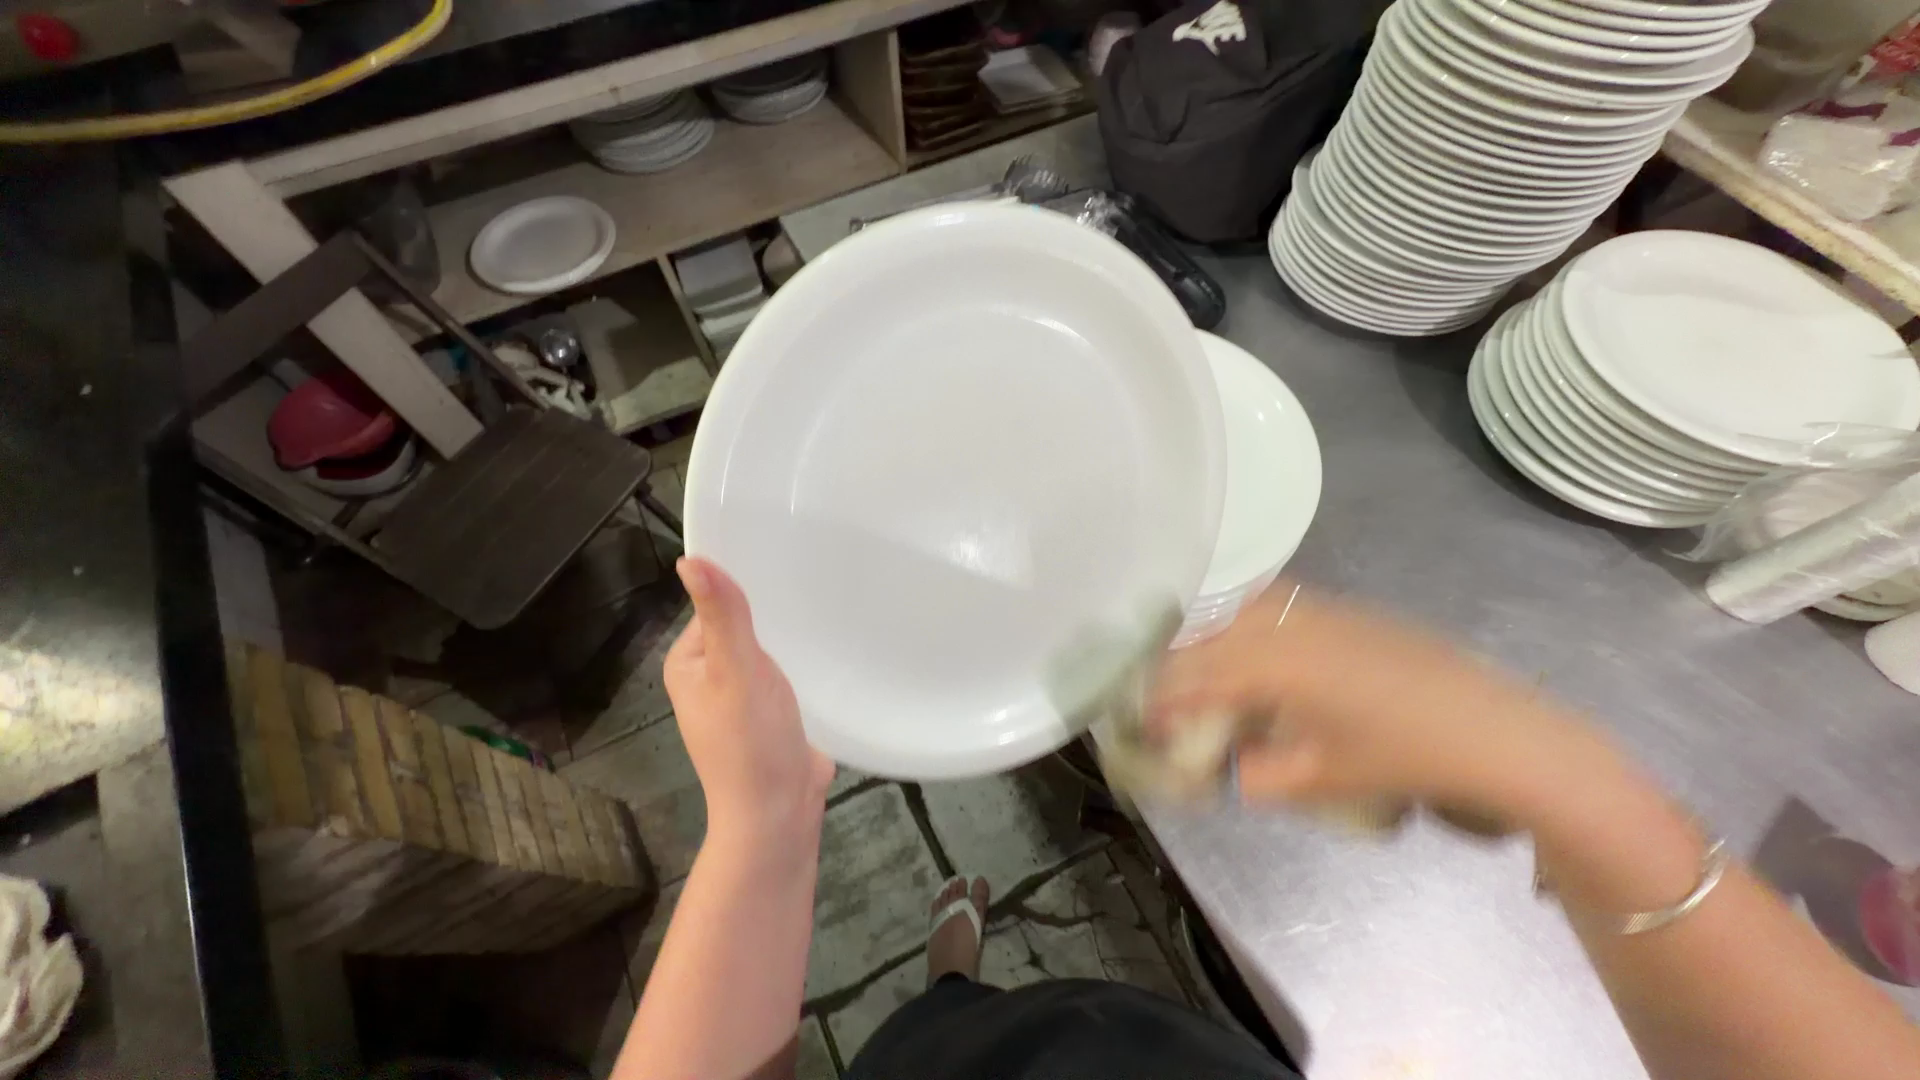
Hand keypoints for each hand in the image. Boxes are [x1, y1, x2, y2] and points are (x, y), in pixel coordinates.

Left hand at [665, 557, 834, 840]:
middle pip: (744, 625)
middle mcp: (712, 677)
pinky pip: (789, 672)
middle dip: (774, 609)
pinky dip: (805, 659)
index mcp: (689, 664)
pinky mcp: (775, 712)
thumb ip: (722, 616)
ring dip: (793, 633)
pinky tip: (831, 644)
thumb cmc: (749, 740)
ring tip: (831, 600)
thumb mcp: (735, 670)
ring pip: (770, 648)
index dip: (744, 583)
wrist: (779, 811)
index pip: (715, 605)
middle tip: (817, 577)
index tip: (784, 558)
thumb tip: (691, 560)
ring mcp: (744, 697)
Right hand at [1147, 582, 1604, 824]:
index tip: (1139, 723)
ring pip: (1236, 608)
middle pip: (1204, 633)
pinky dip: (1242, 622)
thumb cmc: (1403, 760)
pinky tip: (1249, 648)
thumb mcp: (1319, 779)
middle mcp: (1285, 624)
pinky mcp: (1345, 609)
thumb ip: (1255, 774)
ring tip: (1195, 666)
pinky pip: (1272, 604)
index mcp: (1270, 665)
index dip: (1158, 701)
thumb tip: (1226, 767)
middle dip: (1172, 662)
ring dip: (1206, 635)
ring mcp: (1318, 609)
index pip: (1191, 677)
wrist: (1500, 733)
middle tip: (1159, 693)